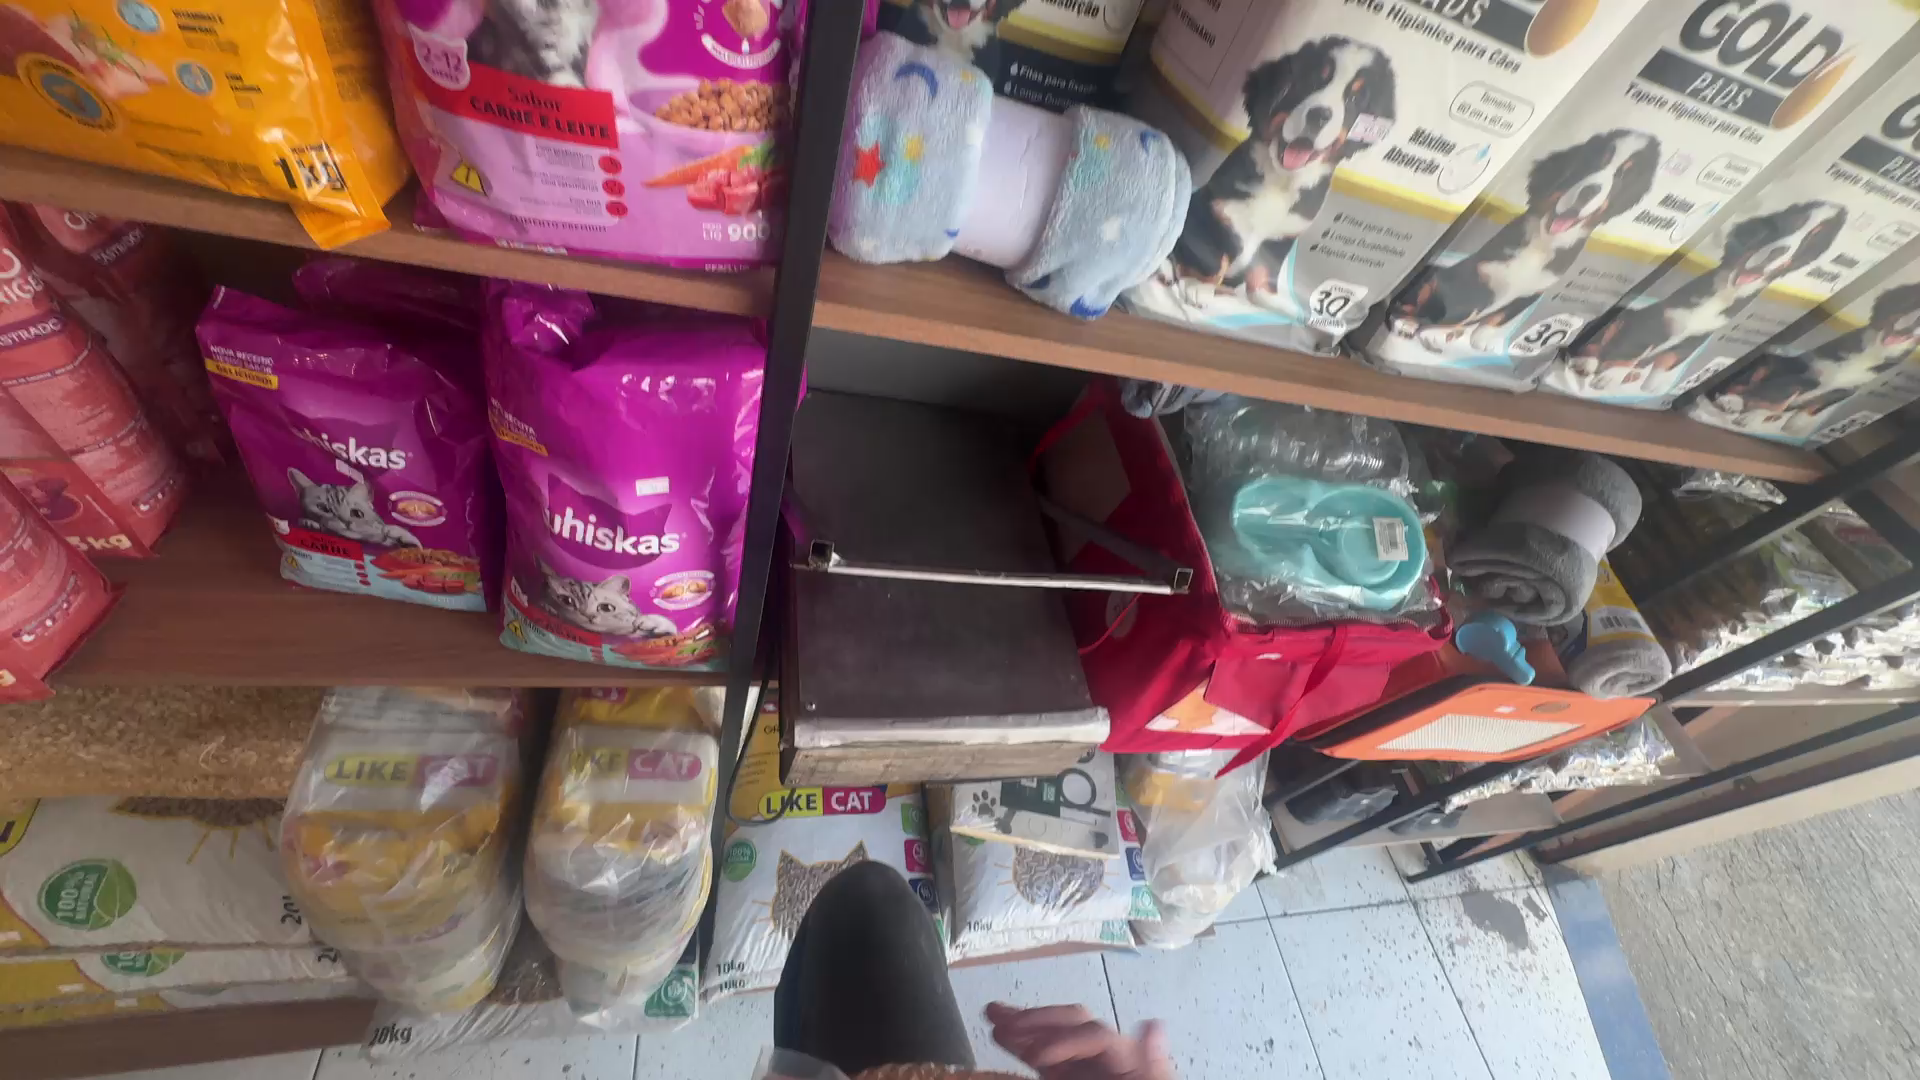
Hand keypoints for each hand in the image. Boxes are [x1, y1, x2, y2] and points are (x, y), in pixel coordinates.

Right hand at [984, 1002, 1175, 1079]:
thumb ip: (1150, 1068)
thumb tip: (1154, 1026)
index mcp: (1127, 1063)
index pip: (1096, 1036)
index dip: (1066, 1041)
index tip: (1038, 1058)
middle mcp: (1105, 1062)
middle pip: (1071, 1027)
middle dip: (1037, 1022)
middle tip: (1004, 1024)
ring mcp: (1085, 1071)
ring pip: (1052, 1038)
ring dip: (1021, 1025)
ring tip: (993, 1016)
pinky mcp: (1069, 1079)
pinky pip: (1044, 1059)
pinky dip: (1021, 1046)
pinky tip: (1001, 1034)